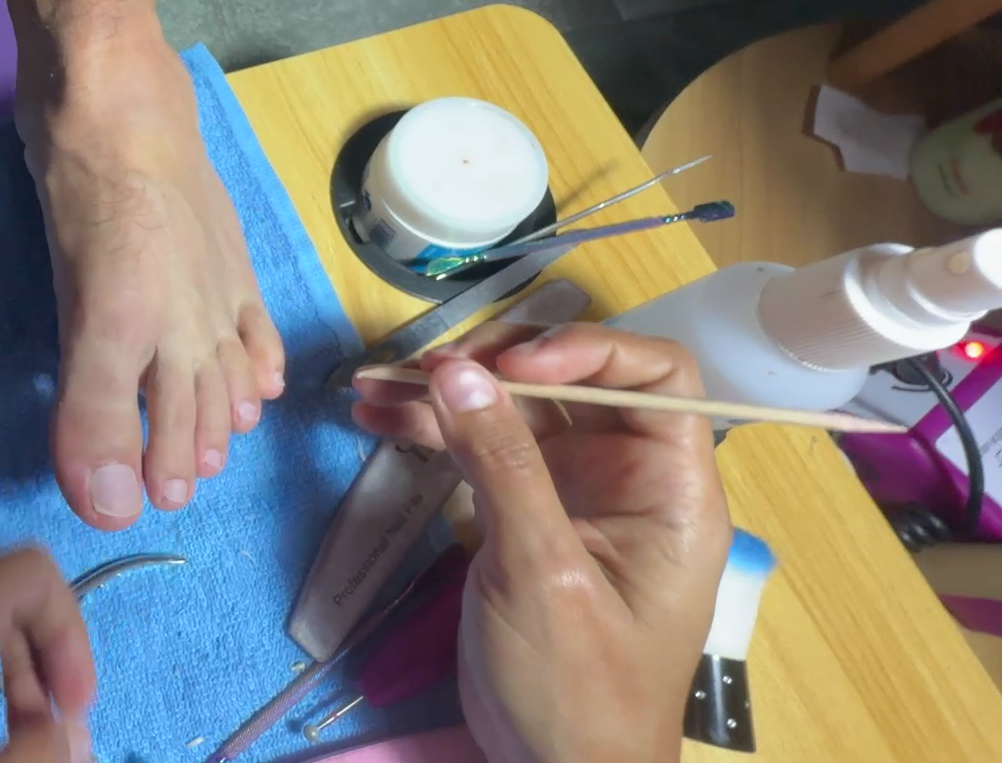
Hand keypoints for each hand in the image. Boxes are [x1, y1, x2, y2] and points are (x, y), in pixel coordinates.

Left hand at [9, 0, 285, 530]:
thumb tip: (113, 512)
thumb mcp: (86, 310)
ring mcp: (215, 274)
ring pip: (228, 357)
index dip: (161, 466)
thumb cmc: (93, 196)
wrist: (118, 94)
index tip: (155, 501)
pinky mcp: (219, 238)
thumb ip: (97, 406)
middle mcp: (198, 315)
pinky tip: (266, 368)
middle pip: (203, 394)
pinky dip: (258, 348)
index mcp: (161, 338)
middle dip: (191, 443)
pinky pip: (249, 310)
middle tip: (184, 482)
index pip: (170, 423)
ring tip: (226, 434)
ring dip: (225, 402)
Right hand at [352, 322, 731, 762]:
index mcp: (666, 487)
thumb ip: (501, 463)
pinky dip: (420, 426)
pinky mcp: (511, 502)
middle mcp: (616, 472)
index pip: (654, 378)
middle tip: (419, 372)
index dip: (587, 351)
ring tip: (369, 387)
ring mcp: (559, 484)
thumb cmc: (576, 684)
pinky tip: (371, 416)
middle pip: (559, 381)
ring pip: (501, 406)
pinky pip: (467, 442)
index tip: (510, 367)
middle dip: (486, 367)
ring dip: (435, 392)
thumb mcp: (541, 570)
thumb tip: (455, 370)